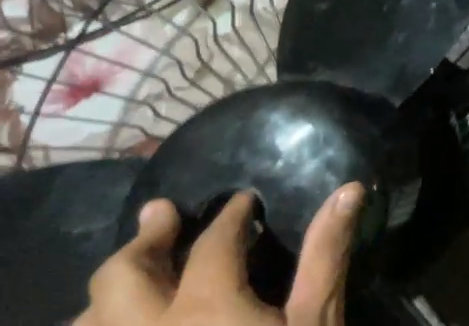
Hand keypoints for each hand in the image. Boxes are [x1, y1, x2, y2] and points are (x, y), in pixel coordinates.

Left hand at [79, 184, 363, 325]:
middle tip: (163, 215)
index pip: (213, 243)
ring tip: (135, 274)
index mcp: (204, 310)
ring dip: (108, 290)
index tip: (242, 203)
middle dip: (145, 238)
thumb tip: (349, 190)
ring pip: (85, 319)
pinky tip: (120, 322)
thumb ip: (325, 256)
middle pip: (121, 274)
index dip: (230, 216)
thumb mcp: (316, 320)